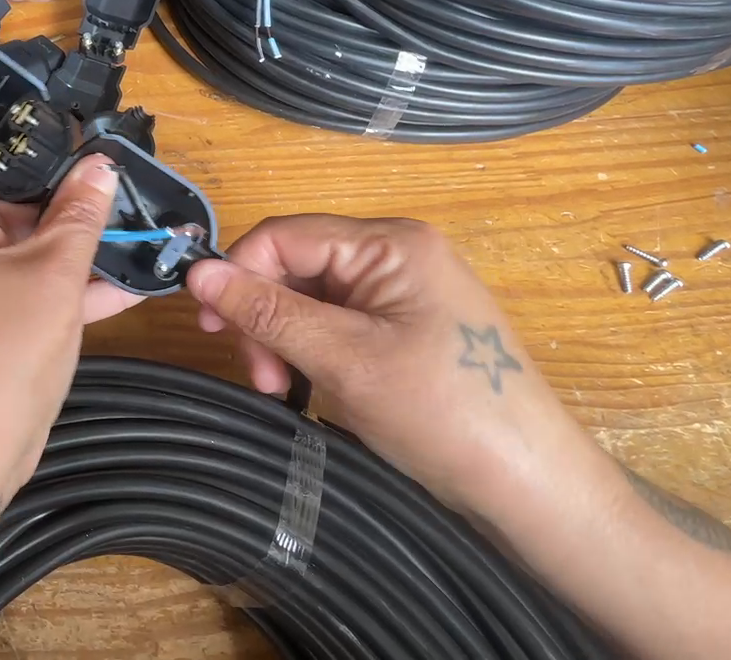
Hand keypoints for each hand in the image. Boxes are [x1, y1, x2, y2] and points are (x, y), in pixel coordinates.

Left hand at [0, 155, 138, 485]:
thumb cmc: (1, 345)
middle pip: (10, 194)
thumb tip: (101, 166)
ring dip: (81, 230)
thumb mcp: (51, 272)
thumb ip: (79, 217)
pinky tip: (141, 272)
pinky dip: (86, 277)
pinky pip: (49, 280)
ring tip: (135, 205)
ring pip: (37, 238)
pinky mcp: (12, 313)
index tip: (45, 114)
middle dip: (59, 180)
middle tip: (110, 156)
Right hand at [186, 215, 600, 515]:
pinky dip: (306, 350)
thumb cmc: (444, 414)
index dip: (239, 273)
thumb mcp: (343, 359)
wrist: (535, 494)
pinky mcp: (400, 327)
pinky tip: (304, 384)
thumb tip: (195, 272)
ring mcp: (399, 292)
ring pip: (306, 297)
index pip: (283, 236)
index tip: (208, 325)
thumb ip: (265, 311)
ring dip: (280, 338)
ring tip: (278, 387)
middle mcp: (394, 255)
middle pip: (293, 266)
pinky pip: (330, 321)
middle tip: (256, 374)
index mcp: (390, 244)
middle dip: (262, 317)